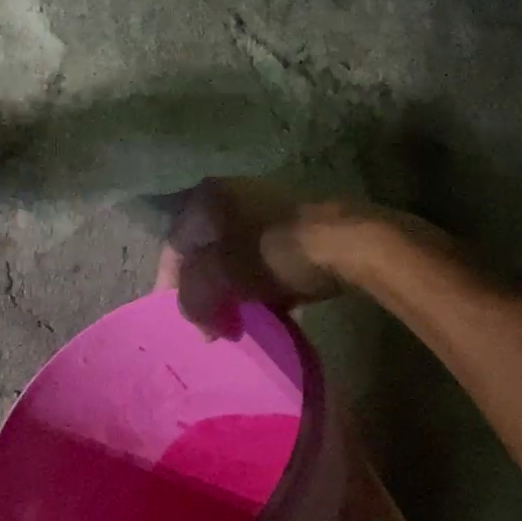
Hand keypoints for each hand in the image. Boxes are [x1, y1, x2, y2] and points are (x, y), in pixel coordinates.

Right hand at [165, 180, 414, 336]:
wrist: (350, 244)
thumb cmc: (273, 253)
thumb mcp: (219, 277)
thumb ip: (193, 298)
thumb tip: (198, 321)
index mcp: (205, 198)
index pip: (173, 246)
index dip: (171, 287)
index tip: (186, 321)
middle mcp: (230, 195)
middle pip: (205, 253)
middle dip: (206, 292)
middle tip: (213, 325)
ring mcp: (266, 208)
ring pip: (235, 258)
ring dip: (234, 291)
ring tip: (241, 322)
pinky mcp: (296, 226)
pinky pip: (264, 260)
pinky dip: (261, 285)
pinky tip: (271, 309)